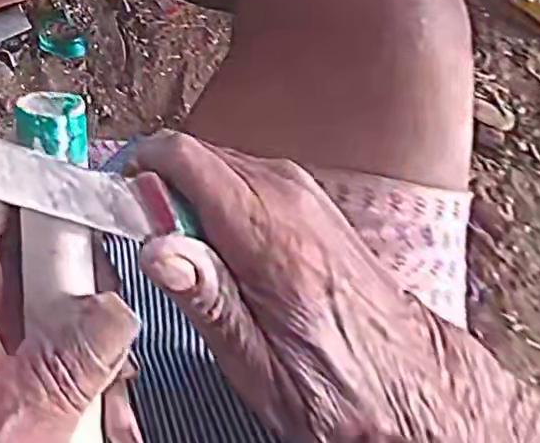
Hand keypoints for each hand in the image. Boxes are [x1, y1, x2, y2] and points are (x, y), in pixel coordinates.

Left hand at [0, 193, 140, 442]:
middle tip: (110, 313)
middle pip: (34, 232)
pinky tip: (97, 399)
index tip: (90, 185)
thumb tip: (117, 304)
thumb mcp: (18, 424)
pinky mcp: (0, 345)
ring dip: (88, 318)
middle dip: (81, 269)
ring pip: (51, 278)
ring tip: (107, 383)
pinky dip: (79, 350)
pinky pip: (49, 320)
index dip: (40, 179)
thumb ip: (70, 361)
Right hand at [131, 132, 539, 442]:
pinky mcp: (299, 189)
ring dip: (182, 192)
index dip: (138, 169)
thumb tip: (153, 246)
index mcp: (270, 235)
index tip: (123, 206)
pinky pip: (232, 170)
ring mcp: (295, 185)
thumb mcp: (262, 367)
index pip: (182, 155)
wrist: (416, 385)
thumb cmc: (339, 386)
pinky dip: (210, 194)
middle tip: (154, 241)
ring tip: (191, 251)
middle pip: (188, 153)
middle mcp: (283, 193)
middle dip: (157, 186)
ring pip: (207, 159)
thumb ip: (206, 297)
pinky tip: (221, 243)